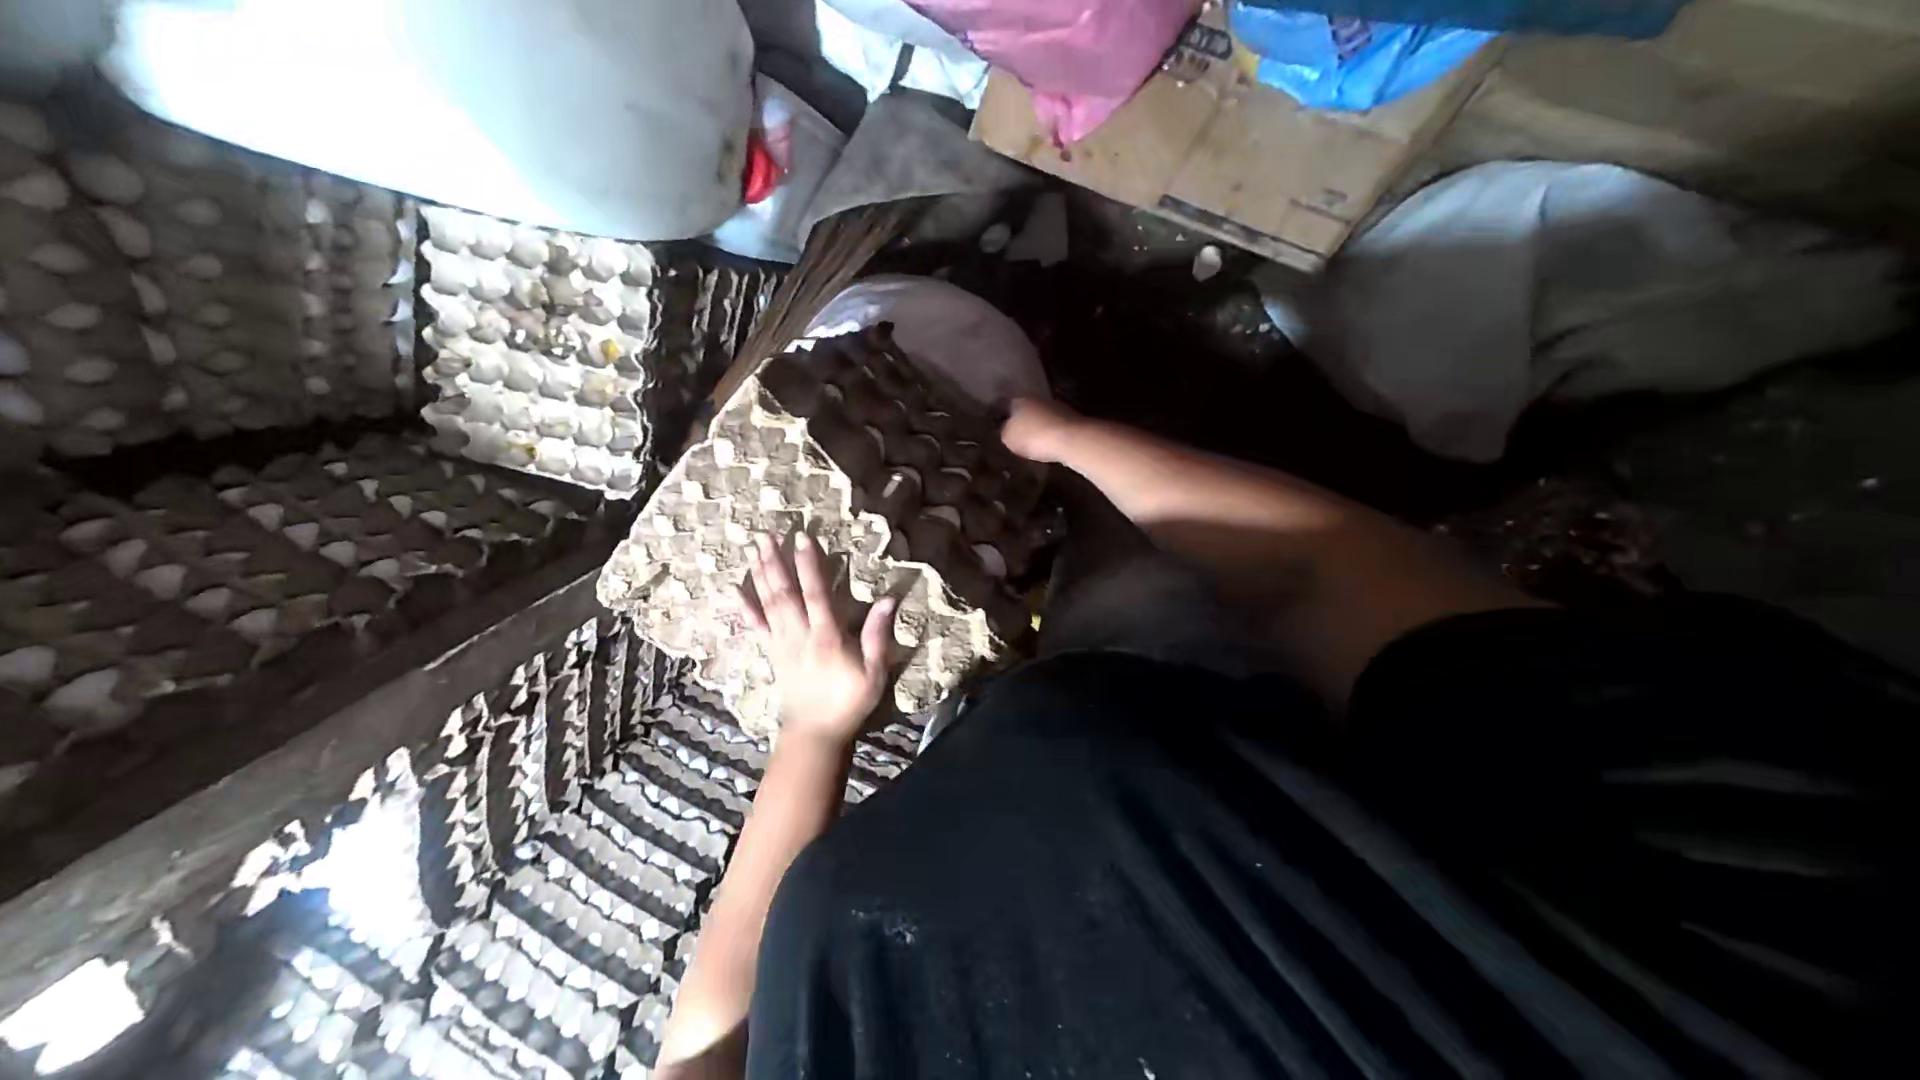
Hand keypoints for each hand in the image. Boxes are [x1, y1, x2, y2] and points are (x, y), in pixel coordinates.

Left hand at [738, 532, 898, 743]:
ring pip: (769, 603)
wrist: (816, 733)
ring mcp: (781, 643)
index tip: (803, 539)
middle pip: (785, 593)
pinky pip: (755, 627)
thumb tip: (888, 599)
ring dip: (761, 574)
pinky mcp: (771, 653)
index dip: (809, 566)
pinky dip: (744, 607)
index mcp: (827, 638)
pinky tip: (735, 589)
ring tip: (754, 548)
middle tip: (766, 534)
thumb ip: (878, 636)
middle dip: (776, 562)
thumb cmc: (849, 701)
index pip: (817, 595)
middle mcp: (800, 635)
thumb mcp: (874, 672)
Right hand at [1000, 397, 1085, 463]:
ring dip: (1040, 428)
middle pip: (1028, 410)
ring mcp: (1058, 407)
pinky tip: (1051, 446)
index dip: (1006, 418)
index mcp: (1021, 400)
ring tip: (1036, 444)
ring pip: (1044, 417)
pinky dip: (1053, 434)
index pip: (1008, 406)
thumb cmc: (1034, 437)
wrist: (1071, 440)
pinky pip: (1056, 427)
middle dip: (1025, 422)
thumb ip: (1005, 431)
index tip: (1005, 430)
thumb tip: (1007, 429)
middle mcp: (1039, 399)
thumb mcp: (1009, 438)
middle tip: (1020, 438)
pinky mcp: (1072, 419)